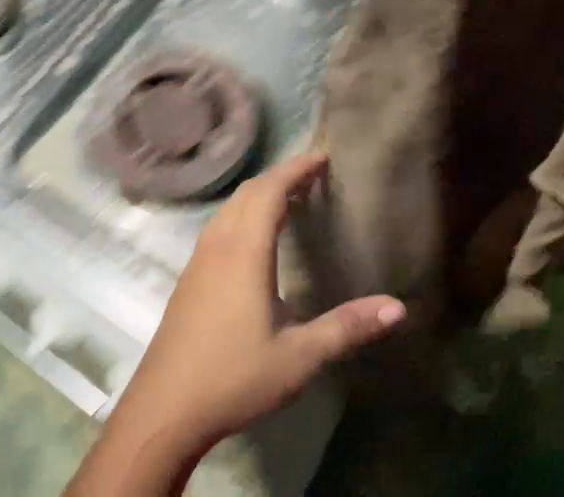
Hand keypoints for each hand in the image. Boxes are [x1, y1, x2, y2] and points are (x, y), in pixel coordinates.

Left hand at [68, 153, 403, 494]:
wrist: (165, 407)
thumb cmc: (235, 377)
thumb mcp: (300, 357)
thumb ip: (347, 328)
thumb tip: (398, 306)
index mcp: (244, 252)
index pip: (270, 192)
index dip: (296, 169)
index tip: (322, 156)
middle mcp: (218, 245)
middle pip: (247, 193)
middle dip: (279, 177)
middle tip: (312, 174)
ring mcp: (198, 261)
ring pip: (228, 209)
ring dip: (257, 195)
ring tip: (288, 198)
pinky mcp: (188, 279)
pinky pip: (218, 227)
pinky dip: (241, 214)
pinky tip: (253, 238)